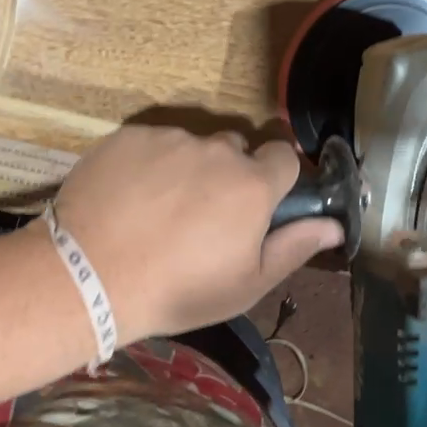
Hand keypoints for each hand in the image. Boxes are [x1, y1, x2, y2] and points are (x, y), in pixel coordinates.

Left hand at [50, 125, 343, 342]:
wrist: (90, 276)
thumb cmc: (178, 290)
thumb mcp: (246, 284)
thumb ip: (294, 247)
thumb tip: (335, 226)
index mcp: (253, 184)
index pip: (283, 155)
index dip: (275, 176)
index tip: (258, 202)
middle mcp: (217, 151)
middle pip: (235, 150)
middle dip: (227, 173)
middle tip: (201, 215)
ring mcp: (170, 139)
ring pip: (191, 146)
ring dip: (186, 168)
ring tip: (157, 210)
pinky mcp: (129, 136)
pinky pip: (152, 143)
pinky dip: (147, 164)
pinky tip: (128, 199)